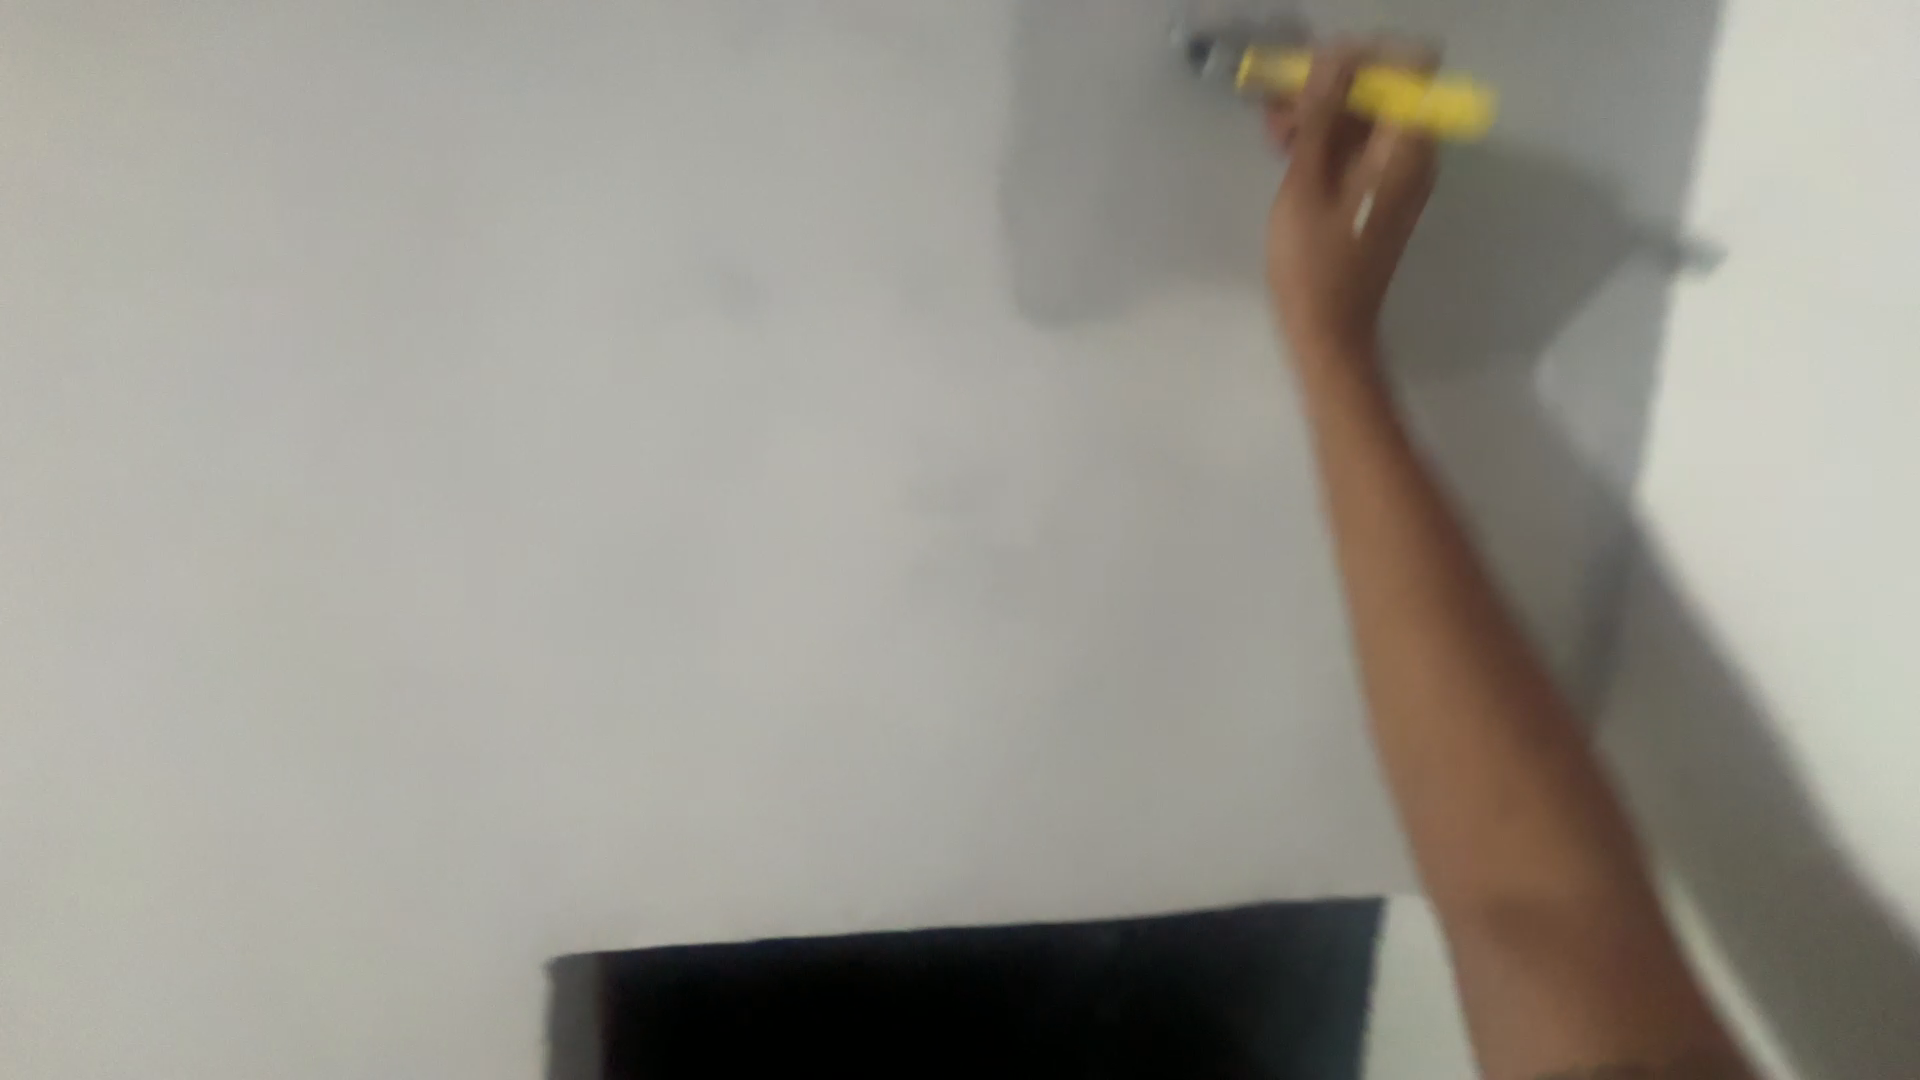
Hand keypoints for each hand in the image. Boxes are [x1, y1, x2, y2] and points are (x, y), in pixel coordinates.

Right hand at [1265, 43, 1440, 357]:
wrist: (1329, 330)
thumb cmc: (1312, 264)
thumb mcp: (1305, 185)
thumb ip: (1321, 118)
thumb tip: (1333, 59)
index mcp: (1405, 145)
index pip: (1406, 64)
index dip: (1359, 58)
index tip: (1309, 74)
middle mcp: (1415, 152)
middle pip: (1384, 92)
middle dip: (1332, 86)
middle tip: (1277, 105)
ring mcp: (1400, 177)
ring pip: (1367, 122)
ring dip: (1323, 116)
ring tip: (1272, 132)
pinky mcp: (1381, 197)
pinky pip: (1361, 151)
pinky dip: (1328, 144)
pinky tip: (1289, 155)